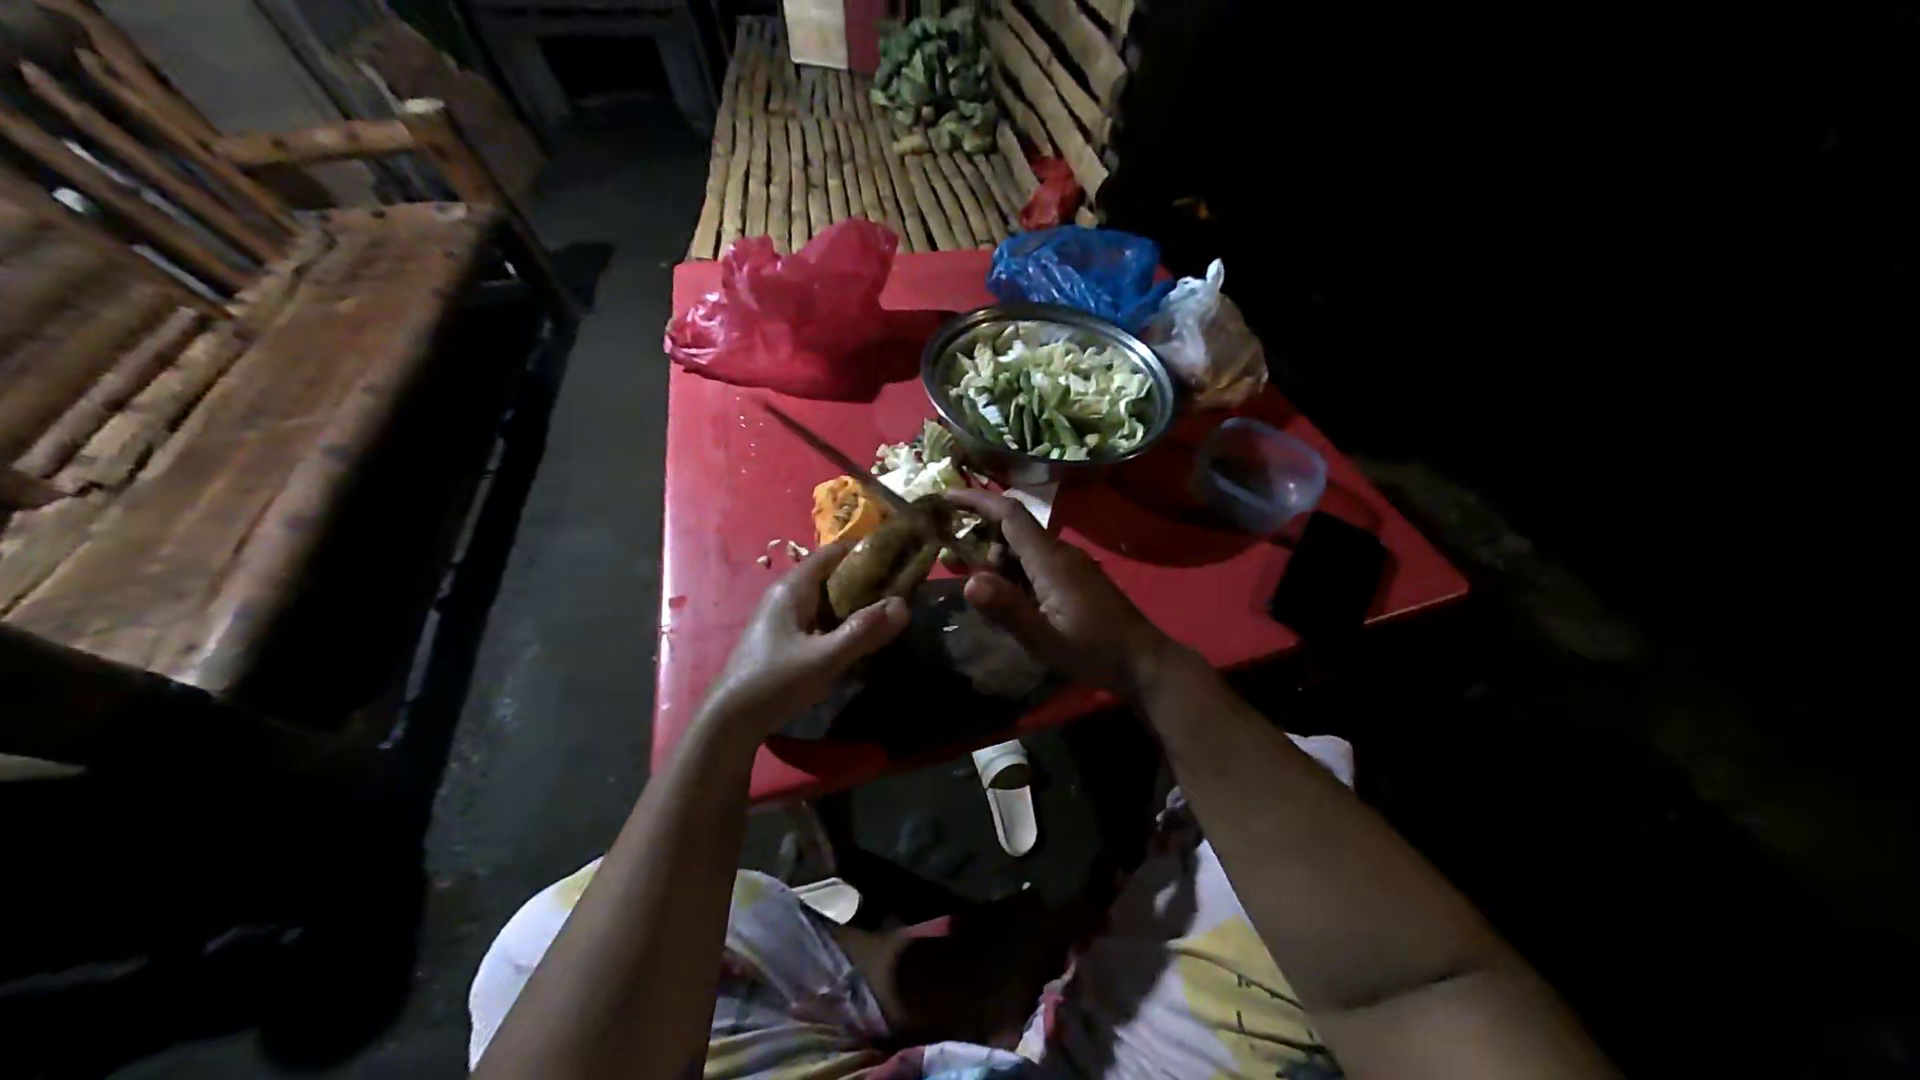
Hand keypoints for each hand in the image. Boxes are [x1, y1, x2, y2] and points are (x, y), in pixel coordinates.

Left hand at [700, 542, 909, 736]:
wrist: (730, 719)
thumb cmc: (774, 681)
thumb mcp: (824, 658)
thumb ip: (862, 632)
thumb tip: (903, 604)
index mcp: (793, 588)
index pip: (833, 553)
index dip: (864, 550)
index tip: (897, 556)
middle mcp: (787, 595)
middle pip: (832, 575)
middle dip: (865, 579)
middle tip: (902, 587)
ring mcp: (784, 617)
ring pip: (827, 600)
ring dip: (855, 603)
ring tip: (889, 610)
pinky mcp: (784, 638)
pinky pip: (820, 619)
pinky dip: (841, 621)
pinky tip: (860, 637)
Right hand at [944, 490, 1178, 697]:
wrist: (1144, 662)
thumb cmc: (1095, 651)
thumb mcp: (1045, 638)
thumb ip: (1007, 609)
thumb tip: (969, 581)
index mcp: (1050, 559)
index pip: (1010, 514)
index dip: (977, 500)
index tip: (945, 496)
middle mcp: (1058, 554)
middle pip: (1011, 532)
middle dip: (977, 539)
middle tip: (949, 559)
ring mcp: (1068, 566)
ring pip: (1021, 551)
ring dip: (993, 562)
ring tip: (971, 586)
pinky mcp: (1073, 581)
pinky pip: (1034, 566)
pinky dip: (1011, 575)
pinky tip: (1002, 600)